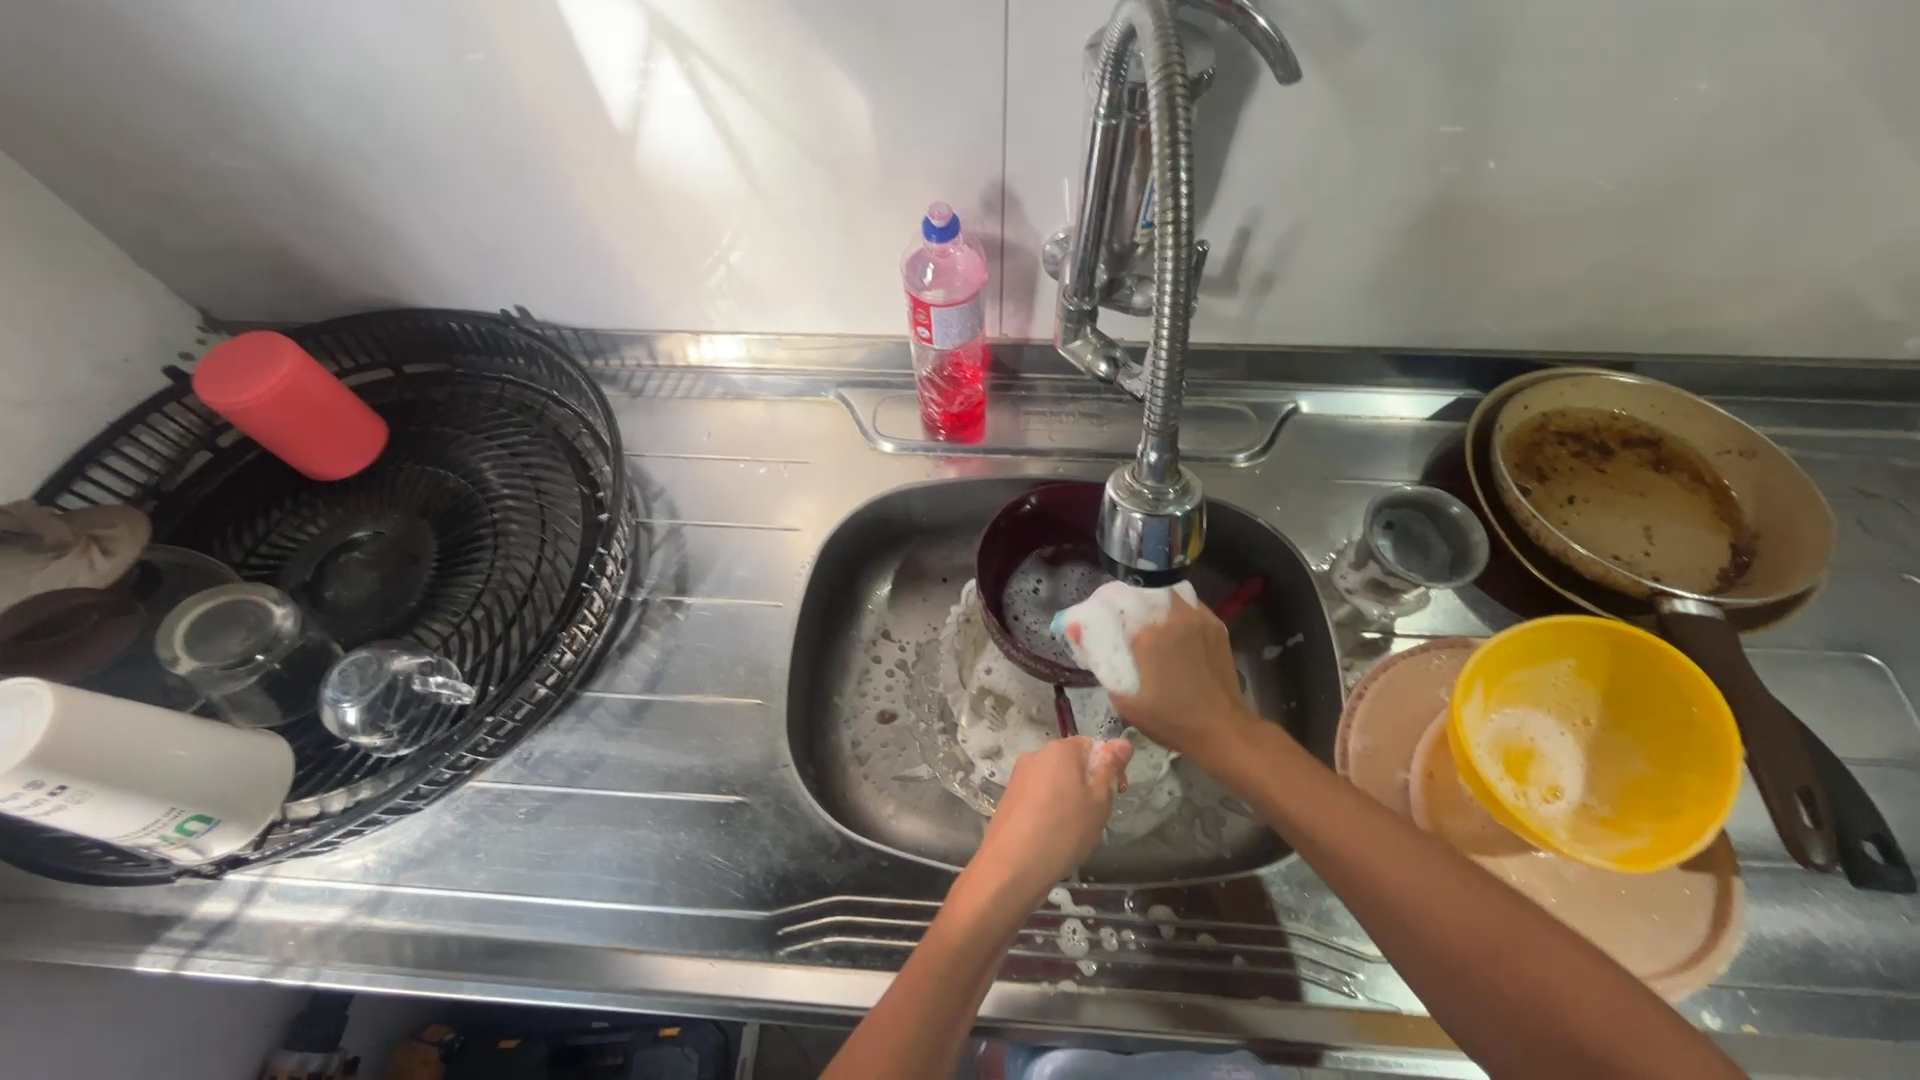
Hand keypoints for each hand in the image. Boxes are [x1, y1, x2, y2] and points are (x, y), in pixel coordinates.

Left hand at [968, 736, 1131, 904]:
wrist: (1011, 866)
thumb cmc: (1064, 830)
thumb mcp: (1099, 799)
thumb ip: (1110, 767)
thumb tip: (1121, 742)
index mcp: (1060, 749)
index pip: (1093, 745)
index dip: (1109, 767)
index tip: (1117, 793)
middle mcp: (1036, 755)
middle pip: (1073, 763)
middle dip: (1089, 785)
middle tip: (1097, 815)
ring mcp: (1019, 776)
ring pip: (1056, 781)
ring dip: (1071, 798)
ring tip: (1075, 830)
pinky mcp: (1009, 797)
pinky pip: (1039, 796)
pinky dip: (1051, 809)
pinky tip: (1054, 835)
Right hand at [1109, 593, 1263, 766]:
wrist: (1222, 729)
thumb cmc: (1171, 720)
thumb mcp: (1126, 703)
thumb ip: (1103, 669)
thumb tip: (1086, 640)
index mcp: (1147, 636)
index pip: (1119, 607)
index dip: (1109, 611)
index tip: (1105, 622)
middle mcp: (1172, 618)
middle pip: (1145, 595)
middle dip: (1134, 604)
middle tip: (1129, 623)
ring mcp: (1198, 619)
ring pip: (1170, 596)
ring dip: (1158, 604)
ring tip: (1152, 622)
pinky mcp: (1215, 625)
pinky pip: (1191, 606)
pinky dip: (1180, 612)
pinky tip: (1177, 630)